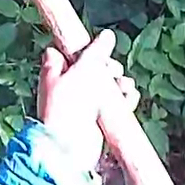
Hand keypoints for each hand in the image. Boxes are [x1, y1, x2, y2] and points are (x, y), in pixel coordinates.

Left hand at [37, 30, 137, 165]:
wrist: (69, 149)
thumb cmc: (70, 105)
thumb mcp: (83, 70)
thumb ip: (96, 52)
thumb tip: (108, 34)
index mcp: (55, 70)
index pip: (66, 50)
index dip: (83, 47)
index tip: (97, 47)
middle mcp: (65, 85)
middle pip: (89, 66)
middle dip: (106, 66)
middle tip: (114, 69)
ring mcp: (80, 104)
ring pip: (103, 85)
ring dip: (117, 82)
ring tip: (125, 84)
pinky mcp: (94, 120)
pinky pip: (111, 104)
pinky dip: (122, 100)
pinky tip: (130, 96)